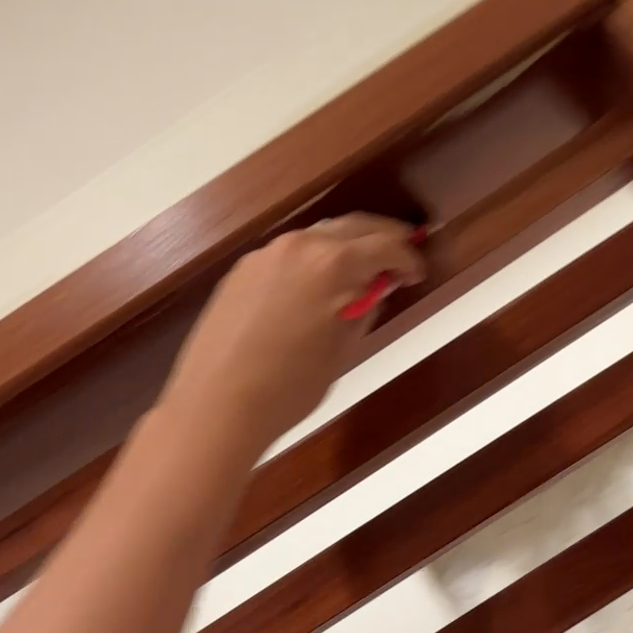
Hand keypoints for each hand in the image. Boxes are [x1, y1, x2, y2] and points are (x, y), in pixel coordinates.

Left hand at [159, 214, 426, 453]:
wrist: (216, 405)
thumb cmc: (288, 387)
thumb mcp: (342, 350)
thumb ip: (365, 308)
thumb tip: (378, 287)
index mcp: (331, 263)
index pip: (385, 245)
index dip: (408, 258)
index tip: (417, 272)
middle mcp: (299, 245)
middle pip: (352, 227)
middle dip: (381, 239)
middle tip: (400, 257)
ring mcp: (265, 254)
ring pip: (318, 236)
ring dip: (345, 246)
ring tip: (361, 272)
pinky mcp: (242, 270)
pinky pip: (290, 253)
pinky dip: (313, 260)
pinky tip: (319, 285)